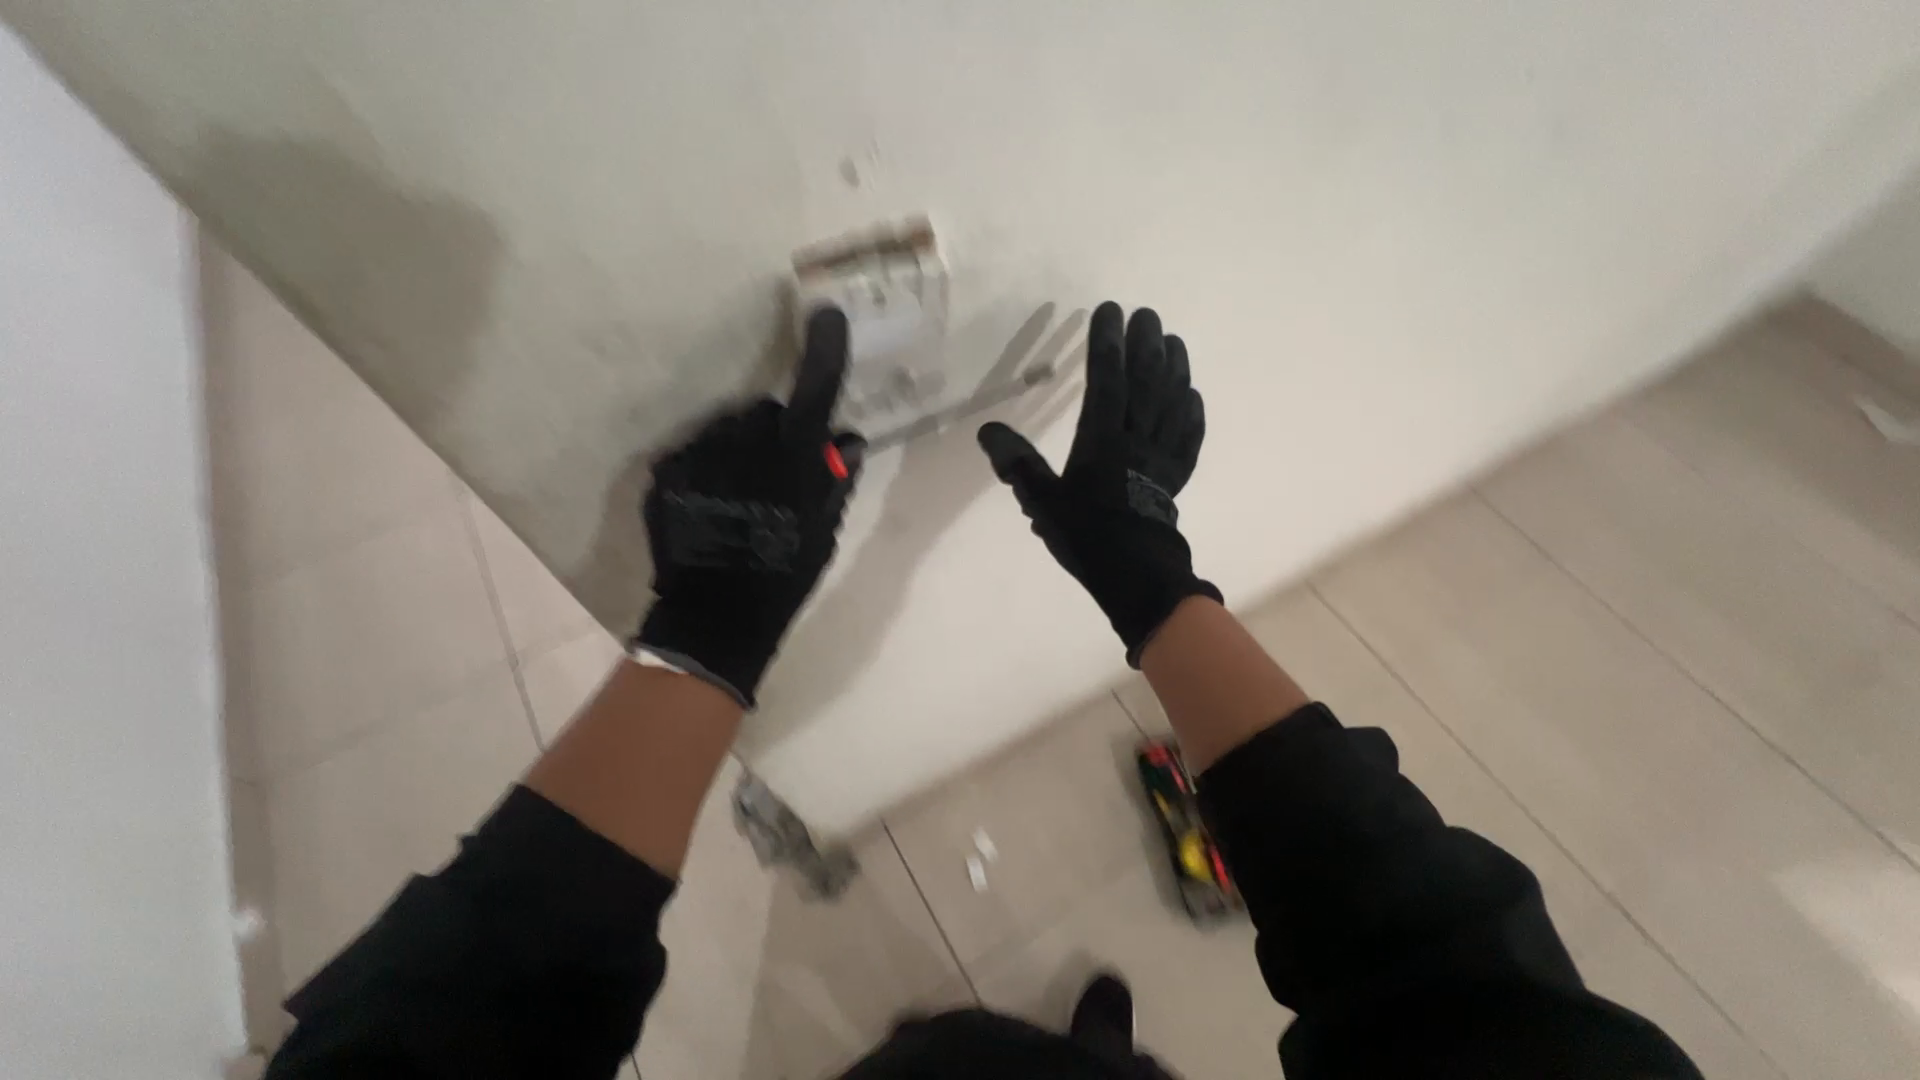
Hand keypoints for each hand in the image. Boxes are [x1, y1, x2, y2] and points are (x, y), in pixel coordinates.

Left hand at [634, 307, 865, 706]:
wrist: (714, 616)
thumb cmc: (783, 576)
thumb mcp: (825, 533)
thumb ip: (838, 478)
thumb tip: (847, 436)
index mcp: (793, 461)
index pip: (814, 390)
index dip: (824, 351)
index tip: (826, 317)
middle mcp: (746, 446)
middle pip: (764, 410)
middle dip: (774, 430)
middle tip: (777, 470)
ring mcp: (701, 456)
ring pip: (727, 427)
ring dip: (738, 446)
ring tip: (739, 489)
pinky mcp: (668, 471)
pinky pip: (695, 449)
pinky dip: (707, 464)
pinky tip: (711, 500)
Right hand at [977, 302, 1219, 665]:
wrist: (1135, 575)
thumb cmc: (1087, 536)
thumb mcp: (1043, 502)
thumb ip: (1018, 465)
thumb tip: (987, 431)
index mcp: (1103, 441)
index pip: (1107, 381)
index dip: (1107, 344)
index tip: (1108, 313)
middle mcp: (1137, 440)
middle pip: (1146, 383)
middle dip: (1145, 345)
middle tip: (1146, 314)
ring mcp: (1163, 457)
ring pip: (1173, 403)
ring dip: (1175, 368)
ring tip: (1173, 340)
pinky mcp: (1178, 476)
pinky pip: (1190, 437)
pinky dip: (1192, 412)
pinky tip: (1192, 395)